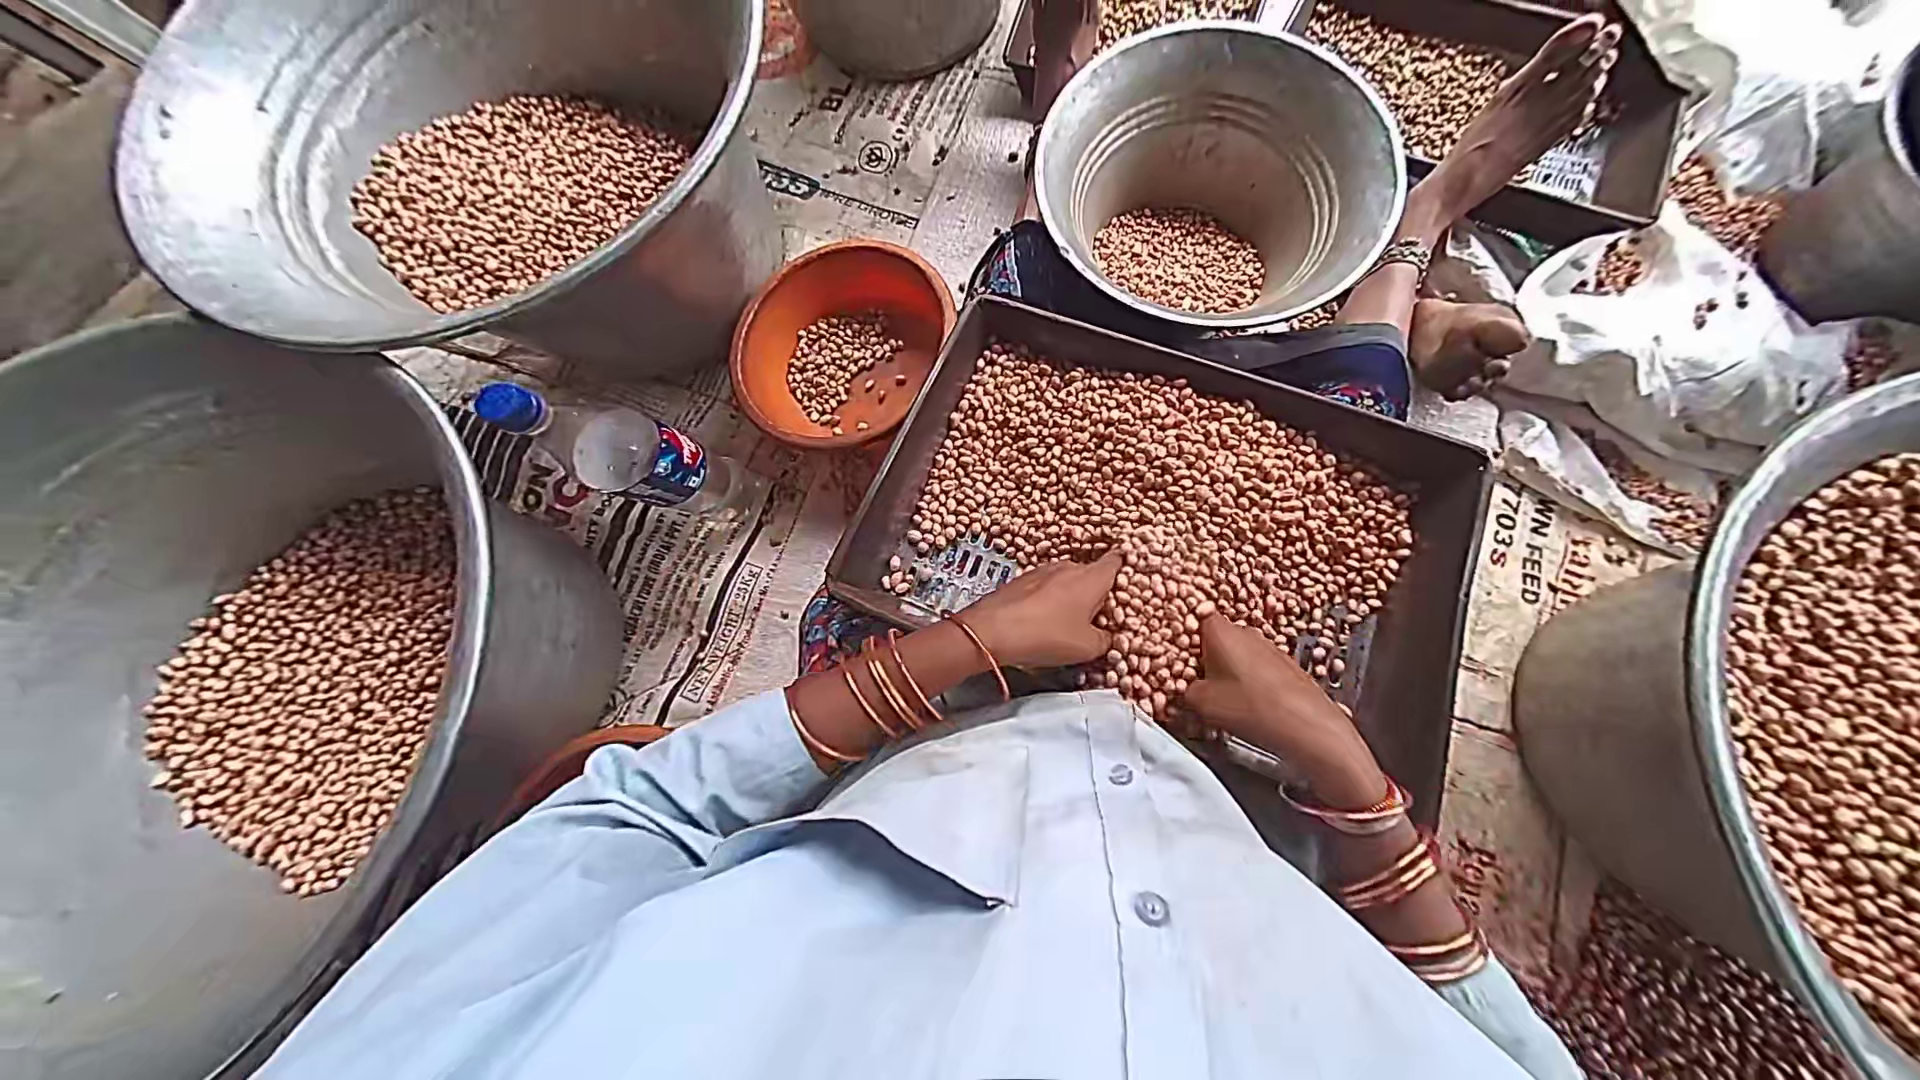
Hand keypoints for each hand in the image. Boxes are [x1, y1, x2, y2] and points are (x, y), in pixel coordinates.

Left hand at [958, 550, 1119, 668]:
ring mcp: (1043, 571)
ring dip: (1074, 598)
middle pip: (1094, 574)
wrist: (991, 631)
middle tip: (1105, 618)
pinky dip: (1053, 600)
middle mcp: (1069, 567)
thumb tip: (1110, 637)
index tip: (1134, 584)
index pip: (1119, 561)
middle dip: (1100, 593)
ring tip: (1074, 623)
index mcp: (1091, 577)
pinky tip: (1047, 622)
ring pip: (1069, 581)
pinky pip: (1048, 587)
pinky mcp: (1023, 581)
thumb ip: (1107, 640)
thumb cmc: (1044, 635)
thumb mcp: (1087, 647)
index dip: (1129, 569)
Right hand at [1184, 616, 1387, 808]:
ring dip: (1222, 669)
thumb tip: (1181, 689)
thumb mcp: (1201, 702)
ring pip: (1234, 653)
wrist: (1309, 728)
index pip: (1192, 617)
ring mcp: (1268, 647)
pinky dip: (1244, 680)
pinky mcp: (1284, 666)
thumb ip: (1183, 690)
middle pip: (1212, 637)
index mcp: (1220, 631)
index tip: (1170, 650)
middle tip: (1186, 679)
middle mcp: (1245, 632)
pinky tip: (1242, 703)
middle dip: (1198, 656)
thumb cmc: (1252, 707)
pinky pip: (1253, 667)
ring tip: (1214, 696)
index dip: (1179, 633)